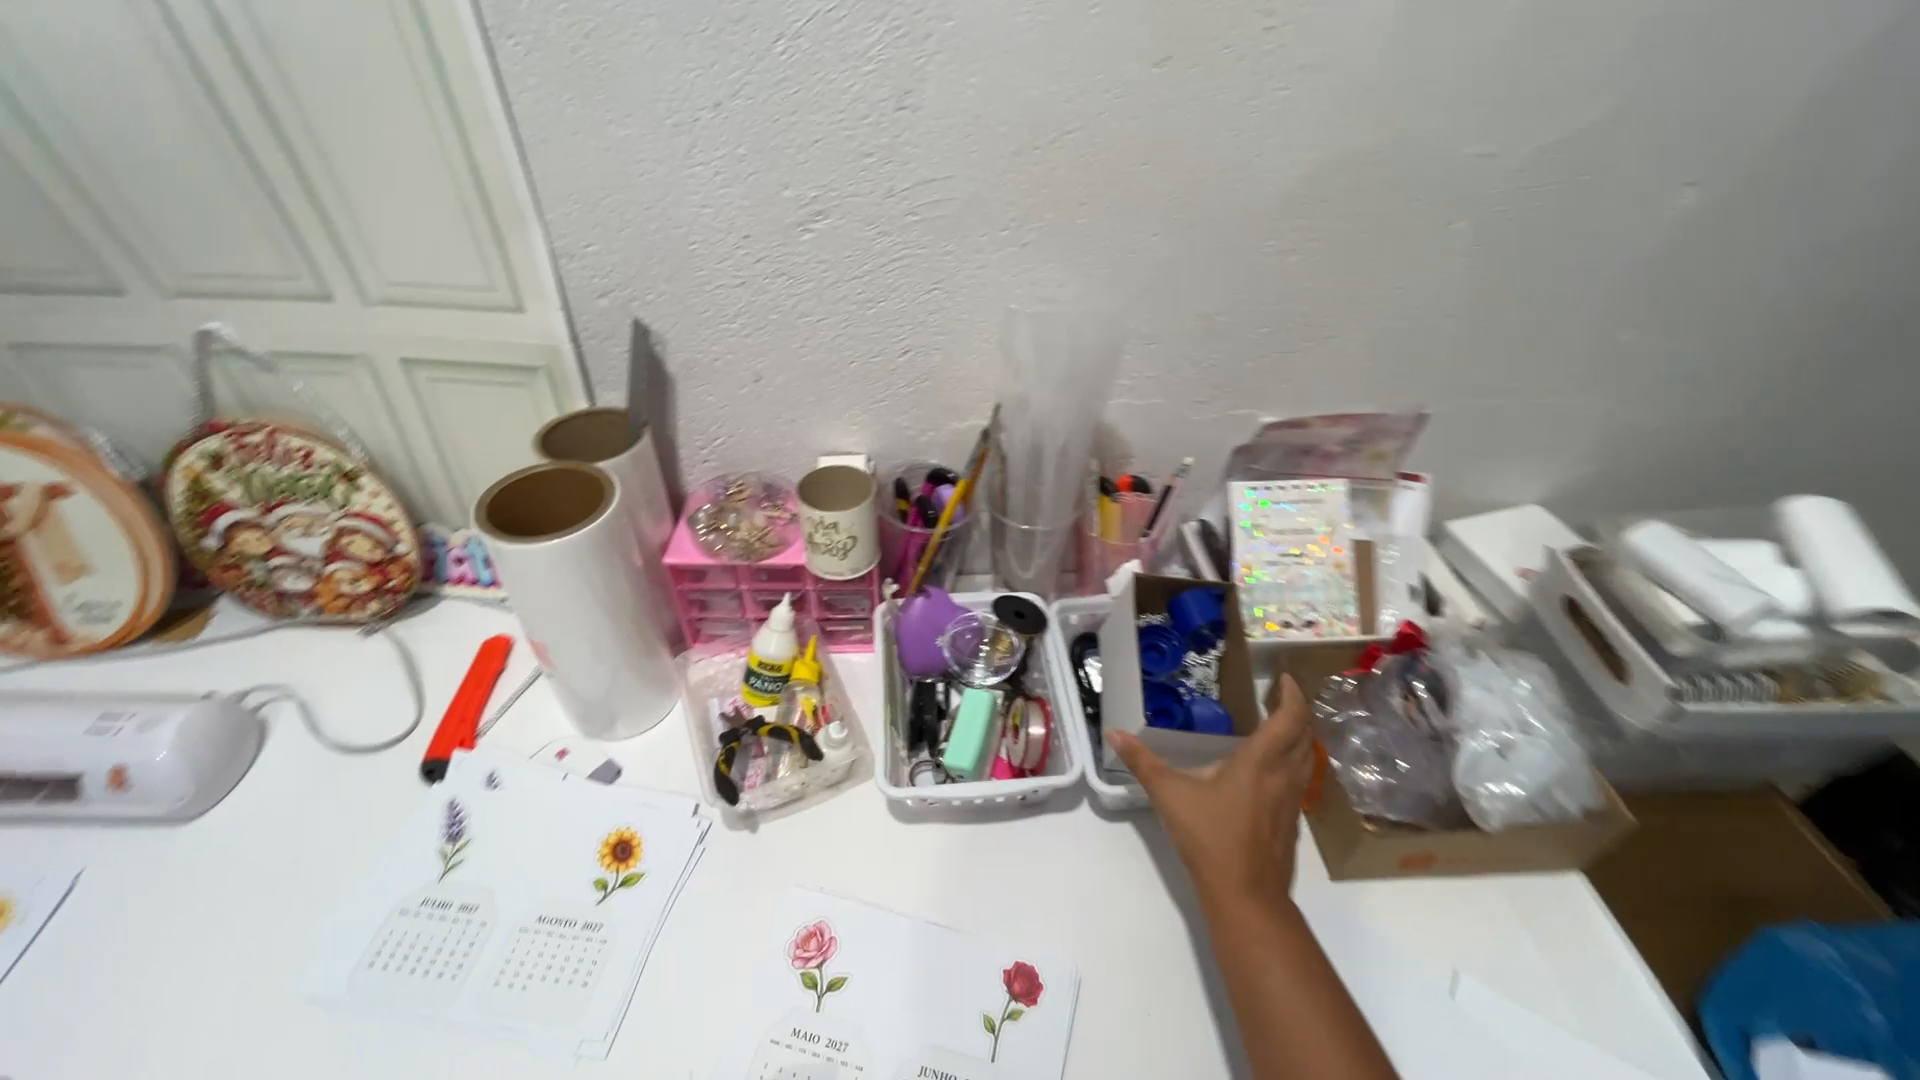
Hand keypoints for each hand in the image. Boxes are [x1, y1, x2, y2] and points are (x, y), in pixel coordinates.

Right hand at [1109, 675, 1314, 900]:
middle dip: (1297, 711)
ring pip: (1307, 758)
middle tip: (1279, 698)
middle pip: (1305, 734)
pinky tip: (1273, 773)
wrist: (1246, 895)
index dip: (1291, 694)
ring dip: (1300, 737)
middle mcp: (1284, 776)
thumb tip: (1114, 734)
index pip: (1289, 718)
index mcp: (1260, 762)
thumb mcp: (1169, 795)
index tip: (1282, 679)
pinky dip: (1295, 763)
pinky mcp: (1292, 823)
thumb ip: (1142, 763)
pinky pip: (1301, 780)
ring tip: (1280, 728)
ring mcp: (1292, 802)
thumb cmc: (1210, 838)